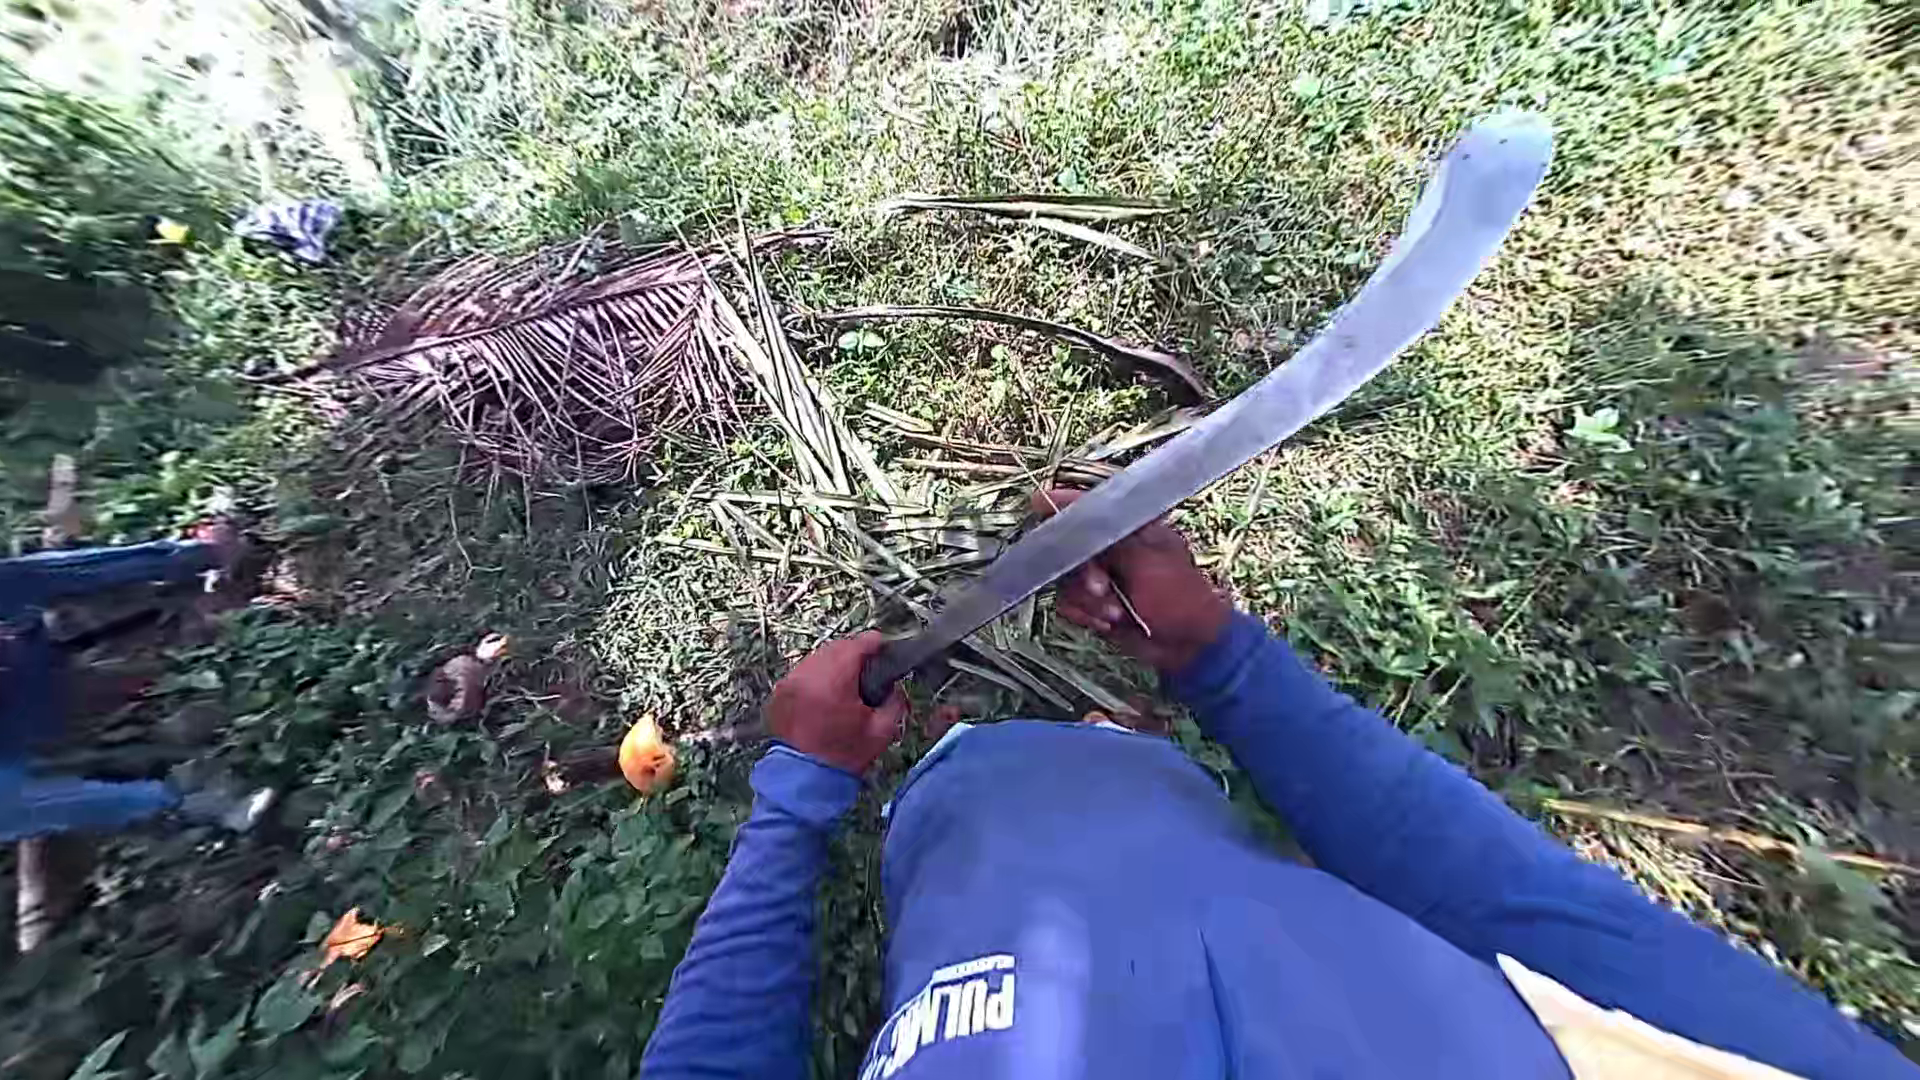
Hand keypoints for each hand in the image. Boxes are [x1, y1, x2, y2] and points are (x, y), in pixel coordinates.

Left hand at [766, 631, 907, 773]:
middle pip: (837, 647)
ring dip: (835, 663)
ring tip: (847, 680)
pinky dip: (817, 676)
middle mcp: (809, 674)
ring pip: (818, 657)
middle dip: (854, 653)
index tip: (884, 647)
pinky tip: (826, 691)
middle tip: (868, 667)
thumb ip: (895, 701)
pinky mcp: (779, 693)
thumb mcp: (882, 731)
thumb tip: (895, 687)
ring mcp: (790, 682)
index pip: (858, 645)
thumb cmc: (845, 755)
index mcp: (835, 680)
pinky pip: (803, 672)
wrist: (804, 781)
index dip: (875, 644)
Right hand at [1032, 488, 1232, 673]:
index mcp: (1129, 528)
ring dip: (1088, 600)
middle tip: (1102, 587)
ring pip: (1065, 578)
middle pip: (1068, 546)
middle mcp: (1110, 548)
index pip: (1089, 506)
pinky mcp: (1092, 602)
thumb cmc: (1178, 597)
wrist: (1189, 648)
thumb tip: (1077, 514)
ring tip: (1114, 612)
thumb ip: (1109, 537)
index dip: (1063, 504)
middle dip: (1082, 573)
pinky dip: (1084, 613)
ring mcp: (1100, 576)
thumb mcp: (1147, 560)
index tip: (1038, 504)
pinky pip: (1067, 601)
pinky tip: (1106, 622)